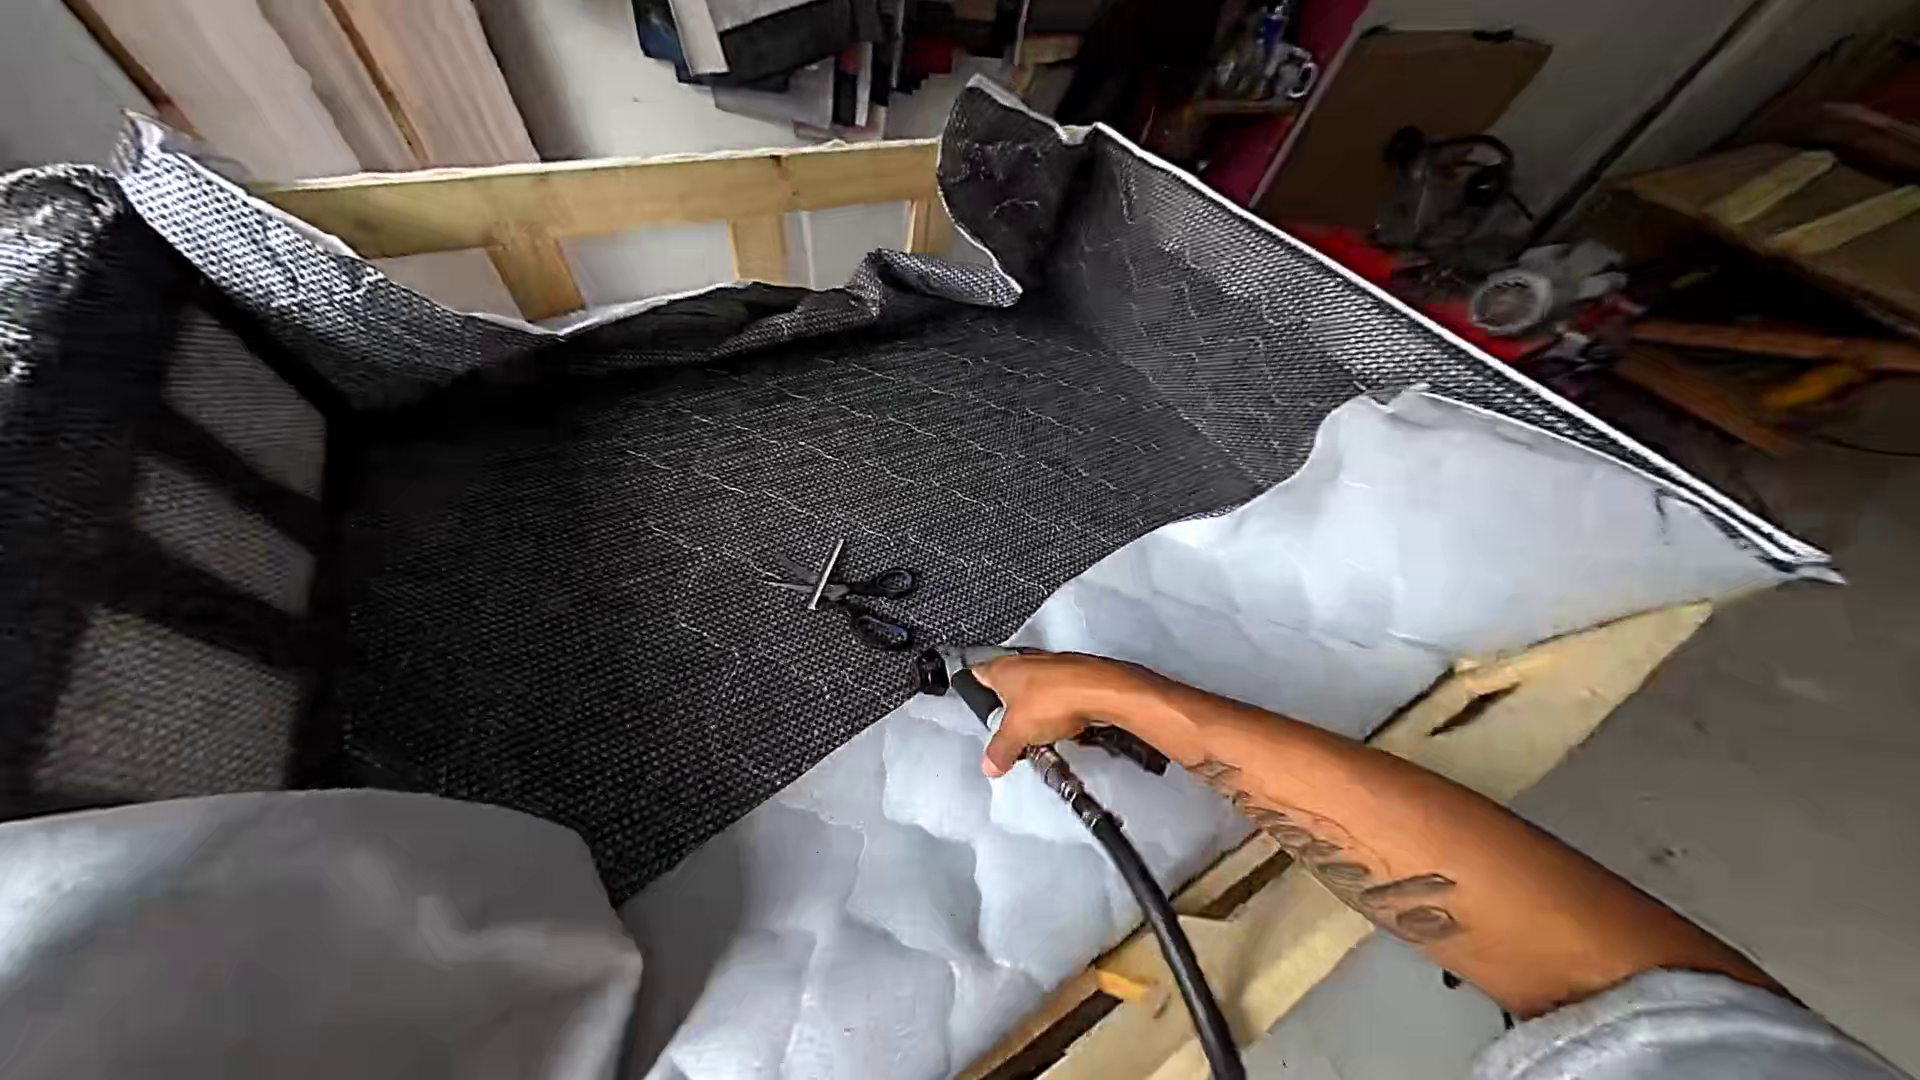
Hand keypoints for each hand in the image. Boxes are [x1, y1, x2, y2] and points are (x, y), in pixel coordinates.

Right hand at [970, 652, 1173, 776]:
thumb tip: (990, 762)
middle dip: (1007, 707)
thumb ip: (1000, 750)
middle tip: (1006, 730)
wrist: (1102, 692)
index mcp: (1003, 669)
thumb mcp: (1017, 734)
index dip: (972, 687)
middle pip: (1006, 684)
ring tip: (1037, 733)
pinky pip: (1058, 694)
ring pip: (1033, 689)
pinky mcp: (1073, 676)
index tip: (970, 697)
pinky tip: (1062, 727)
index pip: (977, 674)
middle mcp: (1025, 662)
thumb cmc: (1058, 697)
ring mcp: (1050, 667)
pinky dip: (1057, 710)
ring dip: (1034, 709)